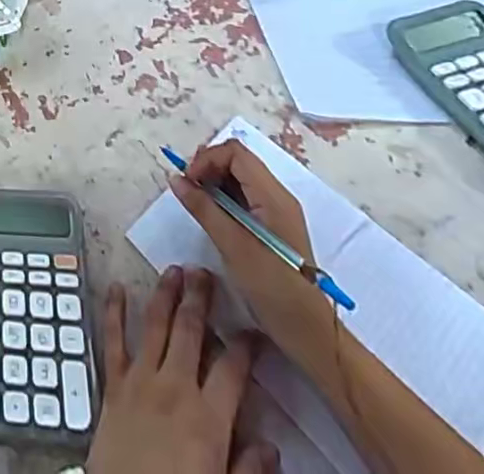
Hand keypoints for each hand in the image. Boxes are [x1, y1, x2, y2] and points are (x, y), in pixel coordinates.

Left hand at [86, 268, 276, 473]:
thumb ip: (248, 471)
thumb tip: (270, 446)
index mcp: (208, 420)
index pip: (234, 370)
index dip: (247, 346)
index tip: (255, 329)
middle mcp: (174, 389)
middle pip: (191, 333)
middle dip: (200, 299)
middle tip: (205, 272)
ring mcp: (140, 382)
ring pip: (155, 326)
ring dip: (165, 295)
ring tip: (173, 270)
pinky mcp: (112, 385)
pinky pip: (112, 341)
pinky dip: (113, 312)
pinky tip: (115, 288)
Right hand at [168, 141, 333, 369]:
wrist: (308, 330)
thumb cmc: (272, 287)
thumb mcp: (232, 245)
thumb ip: (203, 208)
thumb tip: (175, 178)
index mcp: (273, 197)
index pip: (236, 153)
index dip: (206, 159)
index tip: (187, 181)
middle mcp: (277, 197)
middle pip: (237, 160)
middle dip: (207, 166)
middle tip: (187, 189)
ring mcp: (276, 211)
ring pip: (239, 177)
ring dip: (213, 181)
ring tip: (196, 202)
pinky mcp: (271, 225)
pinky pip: (243, 196)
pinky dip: (222, 197)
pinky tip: (211, 215)